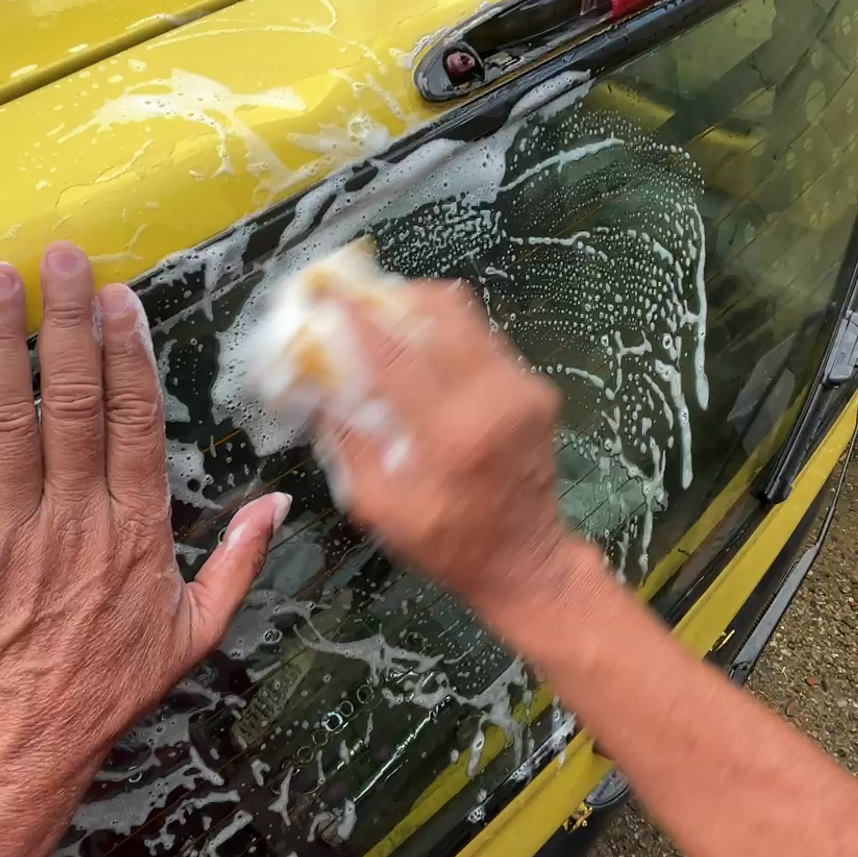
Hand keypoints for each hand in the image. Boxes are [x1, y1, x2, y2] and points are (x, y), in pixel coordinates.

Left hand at [0, 244, 289, 815]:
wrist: (16, 752)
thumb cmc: (107, 688)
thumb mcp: (197, 631)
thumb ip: (240, 563)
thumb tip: (279, 503)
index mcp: (138, 531)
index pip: (137, 424)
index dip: (130, 355)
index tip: (121, 299)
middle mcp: (78, 518)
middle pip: (75, 403)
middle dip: (70, 323)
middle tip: (62, 258)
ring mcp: (12, 531)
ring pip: (7, 420)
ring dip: (2, 344)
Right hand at [313, 281, 580, 616]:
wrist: (527, 562)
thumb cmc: (449, 544)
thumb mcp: (379, 508)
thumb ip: (347, 444)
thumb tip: (320, 393)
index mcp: (450, 434)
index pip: (395, 354)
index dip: (357, 317)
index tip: (328, 294)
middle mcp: (493, 398)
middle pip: (443, 312)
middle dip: (395, 297)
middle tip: (364, 302)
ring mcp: (522, 389)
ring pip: (469, 317)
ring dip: (424, 310)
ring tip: (391, 320)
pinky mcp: (537, 390)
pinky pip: (486, 340)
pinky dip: (450, 334)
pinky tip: (428, 352)